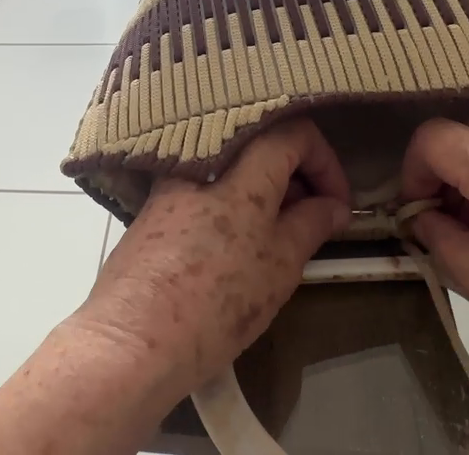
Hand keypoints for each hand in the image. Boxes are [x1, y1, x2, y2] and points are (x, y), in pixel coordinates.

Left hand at [75, 117, 352, 395]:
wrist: (133, 337)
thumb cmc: (215, 303)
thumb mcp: (279, 268)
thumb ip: (312, 225)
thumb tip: (334, 206)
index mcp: (240, 169)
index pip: (293, 131)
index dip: (325, 161)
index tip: (335, 203)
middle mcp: (203, 160)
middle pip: (261, 139)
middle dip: (296, 170)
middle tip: (312, 214)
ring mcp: (174, 179)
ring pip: (232, 160)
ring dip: (264, 185)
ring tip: (278, 232)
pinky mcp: (155, 203)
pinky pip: (205, 180)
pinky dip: (232, 196)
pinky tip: (238, 240)